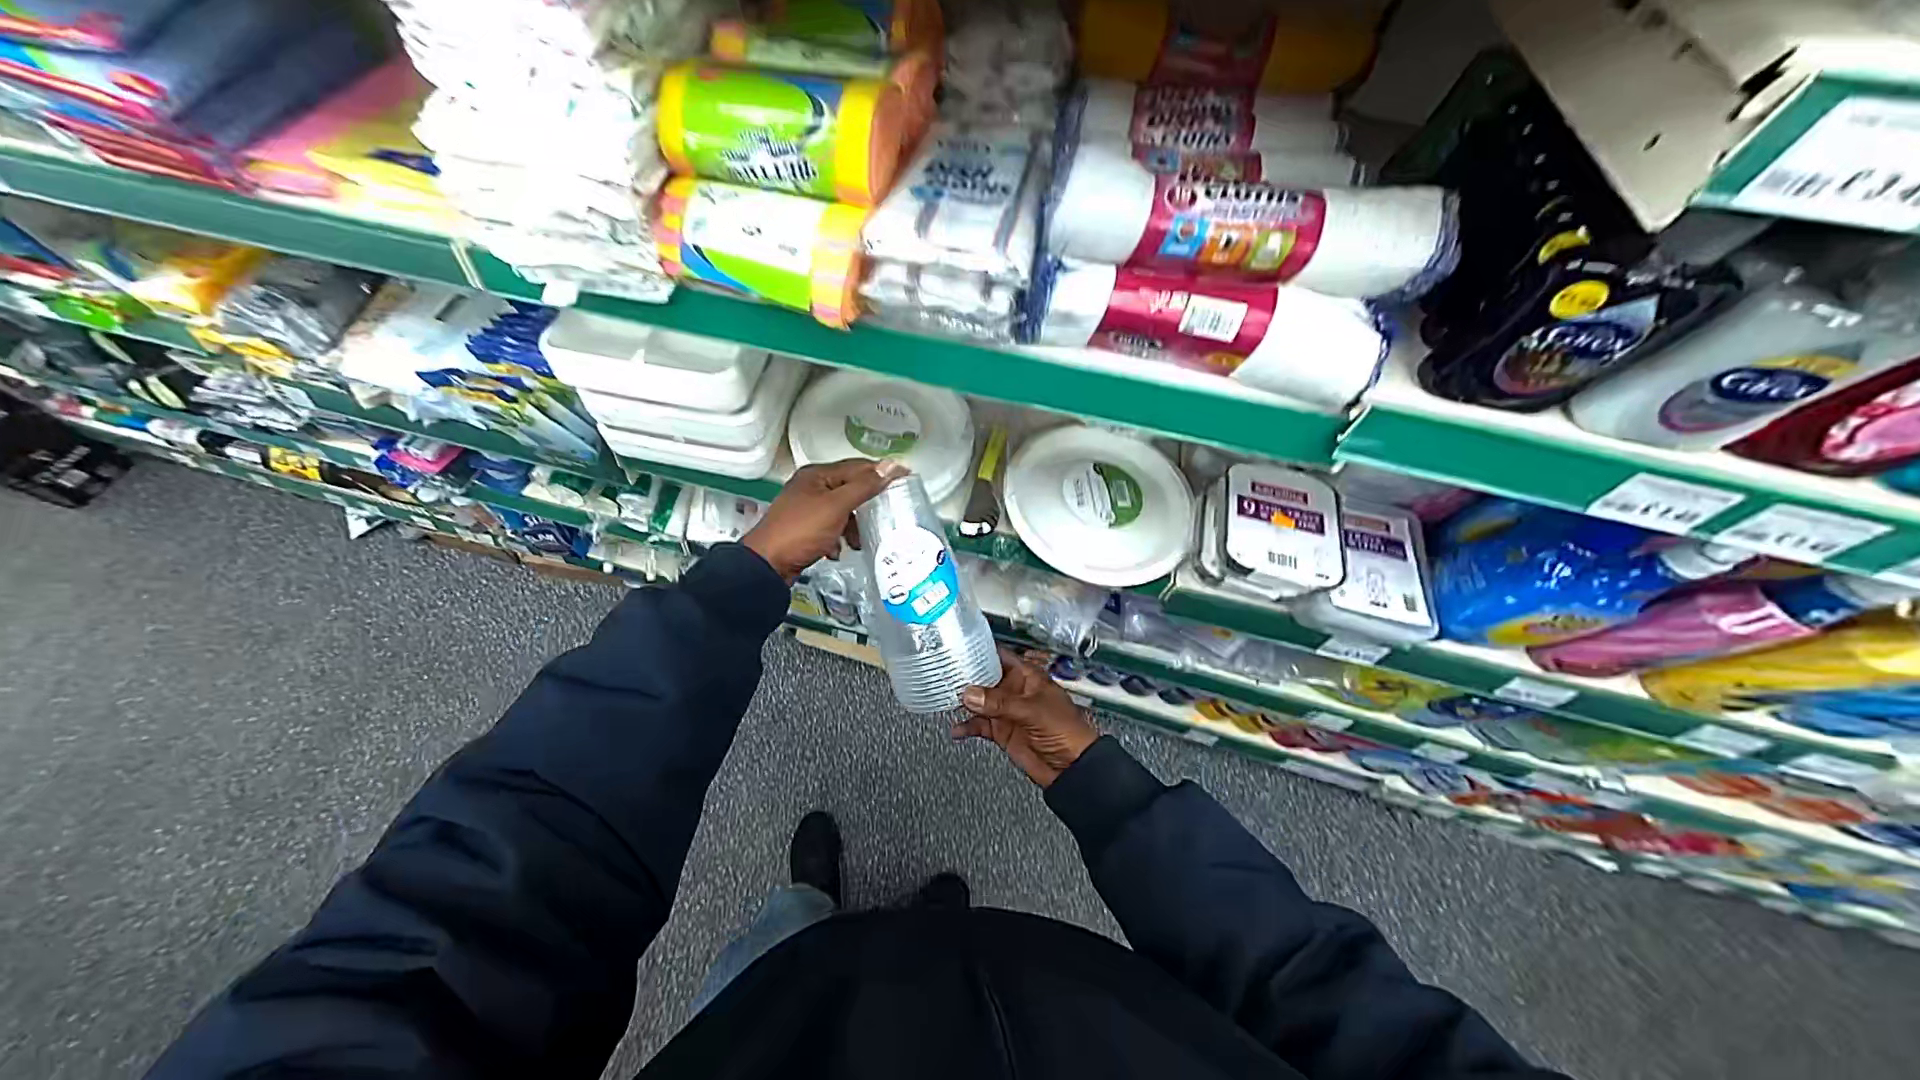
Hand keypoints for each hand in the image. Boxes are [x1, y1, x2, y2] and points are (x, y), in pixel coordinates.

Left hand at [743, 458, 906, 581]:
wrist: (769, 564)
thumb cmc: (802, 531)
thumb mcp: (836, 506)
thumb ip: (864, 486)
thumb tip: (890, 466)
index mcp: (817, 474)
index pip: (857, 466)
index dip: (881, 472)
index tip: (906, 478)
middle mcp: (811, 487)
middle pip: (850, 489)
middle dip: (866, 505)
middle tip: (885, 516)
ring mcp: (806, 508)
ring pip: (842, 511)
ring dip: (853, 526)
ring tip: (858, 541)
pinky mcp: (804, 529)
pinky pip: (831, 528)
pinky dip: (838, 538)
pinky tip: (839, 550)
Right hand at [954, 647, 1098, 787]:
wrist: (1072, 768)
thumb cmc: (1066, 731)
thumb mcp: (1033, 711)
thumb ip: (1000, 702)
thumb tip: (970, 694)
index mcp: (1026, 676)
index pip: (999, 656)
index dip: (980, 651)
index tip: (958, 649)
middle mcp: (1014, 690)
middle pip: (984, 678)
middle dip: (965, 678)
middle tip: (943, 677)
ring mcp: (1007, 711)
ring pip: (978, 701)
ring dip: (963, 703)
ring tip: (945, 702)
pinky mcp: (1002, 731)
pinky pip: (979, 725)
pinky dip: (967, 726)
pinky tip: (957, 729)